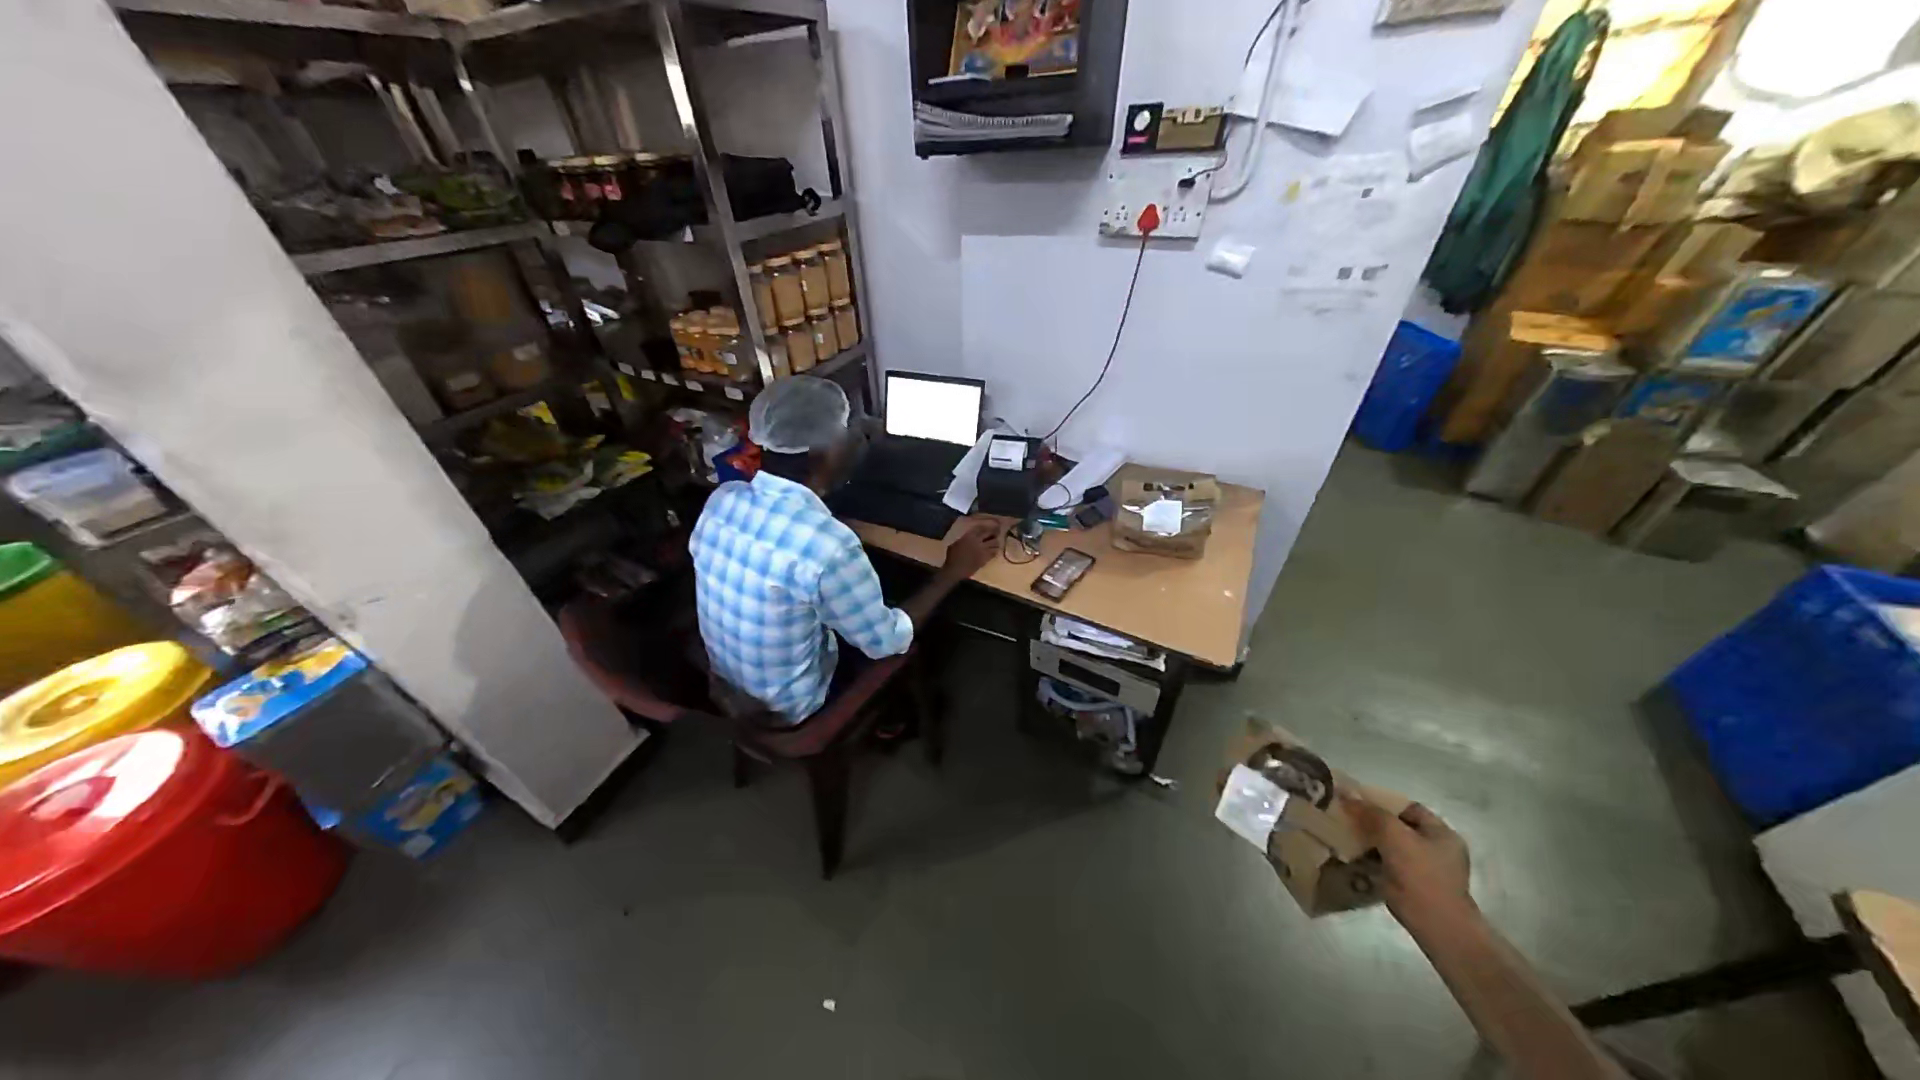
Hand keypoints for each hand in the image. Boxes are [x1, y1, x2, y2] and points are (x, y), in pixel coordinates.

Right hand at [941, 521, 999, 578]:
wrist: (955, 570)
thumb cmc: (952, 557)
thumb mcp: (955, 543)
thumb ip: (964, 539)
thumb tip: (969, 537)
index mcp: (969, 536)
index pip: (982, 528)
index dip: (988, 526)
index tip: (992, 525)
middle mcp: (978, 541)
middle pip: (991, 534)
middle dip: (995, 532)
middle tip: (997, 531)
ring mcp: (983, 551)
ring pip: (995, 543)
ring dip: (996, 542)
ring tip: (996, 542)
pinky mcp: (986, 559)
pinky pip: (994, 553)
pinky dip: (995, 551)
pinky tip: (994, 550)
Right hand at [1347, 795, 1473, 928]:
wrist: (1434, 922)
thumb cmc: (1420, 873)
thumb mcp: (1394, 835)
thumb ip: (1371, 813)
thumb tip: (1347, 794)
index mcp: (1441, 833)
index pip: (1408, 808)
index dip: (1382, 801)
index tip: (1356, 800)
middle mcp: (1434, 848)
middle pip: (1397, 826)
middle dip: (1371, 820)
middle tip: (1344, 815)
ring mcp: (1421, 868)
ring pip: (1388, 845)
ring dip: (1367, 839)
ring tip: (1340, 831)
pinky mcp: (1408, 883)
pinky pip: (1384, 862)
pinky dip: (1367, 857)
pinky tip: (1347, 852)